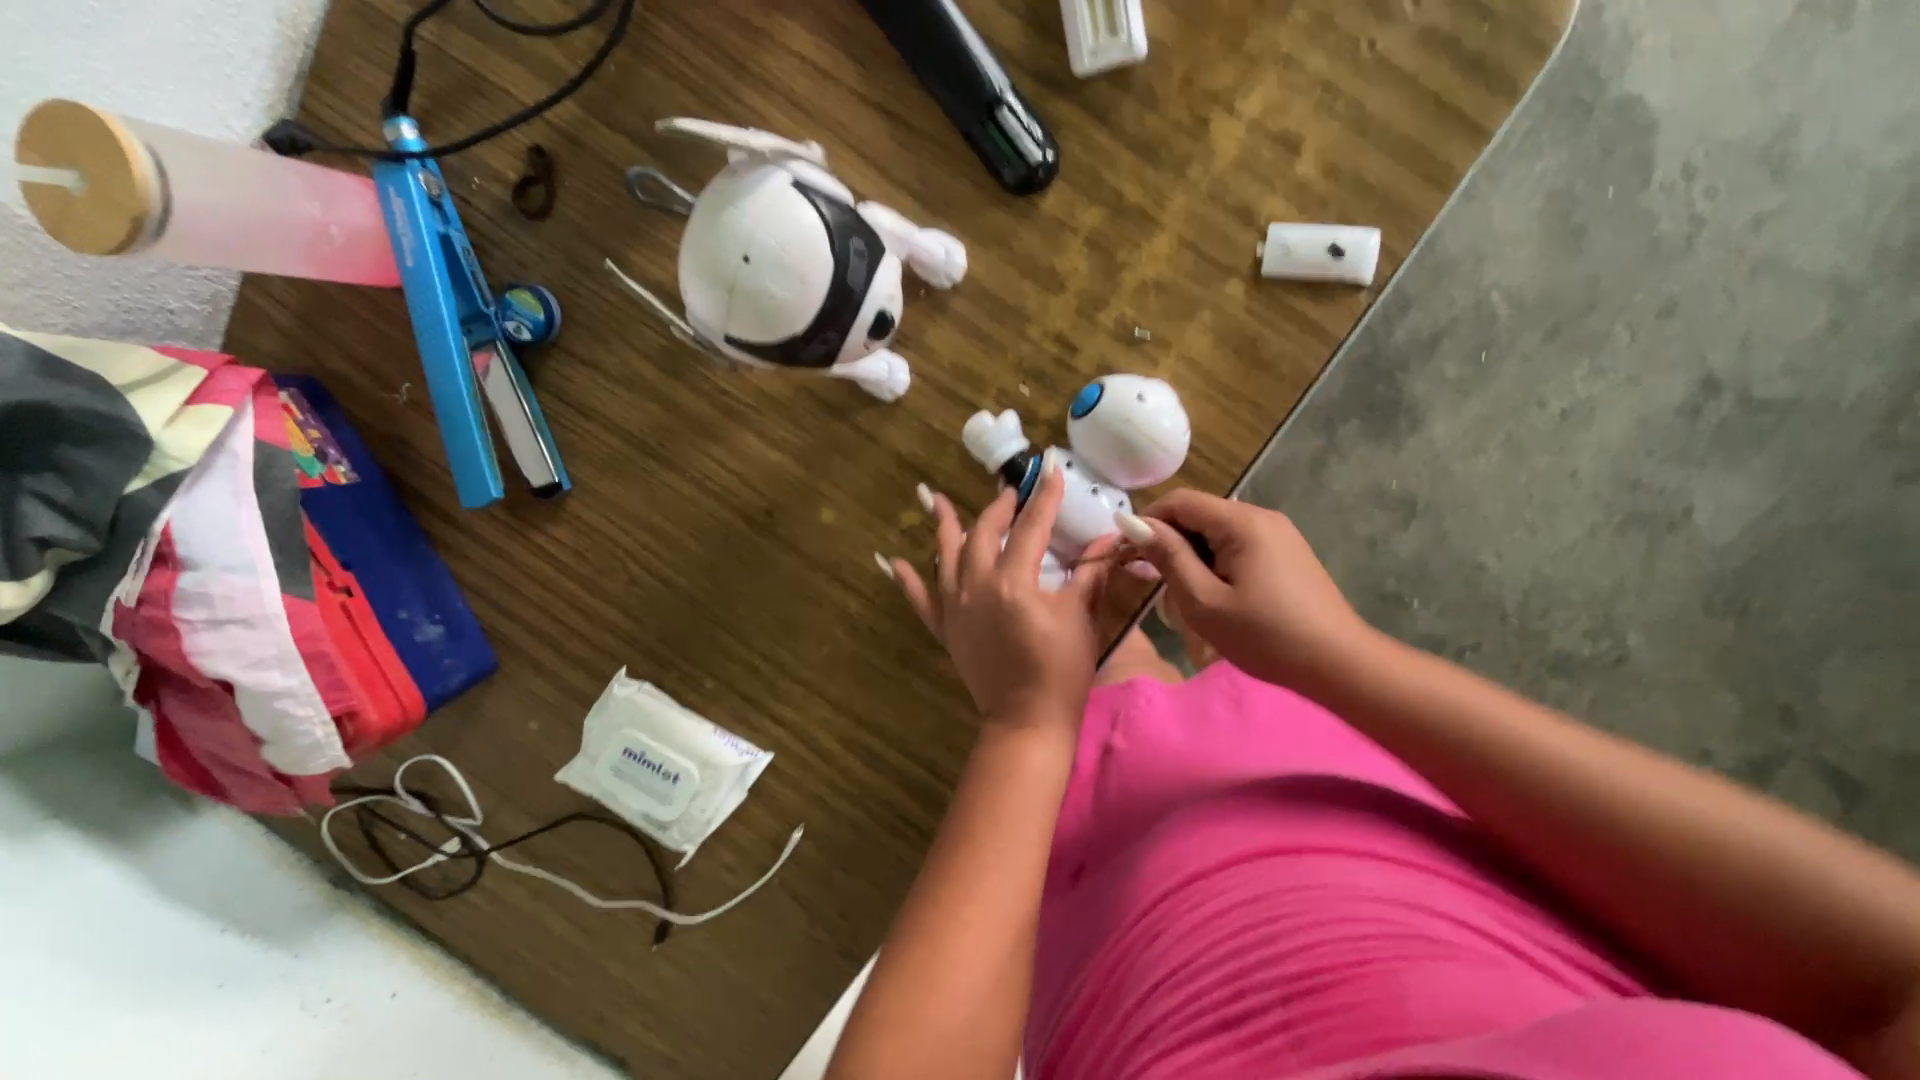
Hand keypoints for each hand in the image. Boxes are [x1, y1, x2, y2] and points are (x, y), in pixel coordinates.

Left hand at [881, 461, 1119, 725]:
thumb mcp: (1080, 617)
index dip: (1044, 497)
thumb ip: (1090, 574)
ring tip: (934, 500)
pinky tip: (895, 562)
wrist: (1027, 718)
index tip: (1051, 470)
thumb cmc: (1061, 669)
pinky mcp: (945, 629)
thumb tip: (1109, 538)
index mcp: (1014, 581)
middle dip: (998, 508)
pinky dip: (908, 580)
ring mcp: (956, 607)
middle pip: (985, 533)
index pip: (1032, 527)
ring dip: (943, 527)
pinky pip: (921, 599)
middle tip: (1010, 493)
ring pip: (946, 556)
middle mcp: (977, 586)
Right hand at [1116, 490, 1374, 688]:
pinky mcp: (1287, 553)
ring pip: (1218, 533)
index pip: (1180, 501)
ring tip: (1185, 596)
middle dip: (1171, 542)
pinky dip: (1217, 564)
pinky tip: (1216, 597)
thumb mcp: (1204, 601)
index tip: (1129, 555)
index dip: (1148, 521)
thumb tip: (1134, 523)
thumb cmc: (1266, 636)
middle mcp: (1262, 517)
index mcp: (1241, 522)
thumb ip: (1169, 558)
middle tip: (1153, 583)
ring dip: (1193, 557)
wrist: (1338, 663)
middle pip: (1200, 514)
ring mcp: (1279, 534)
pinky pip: (1238, 546)